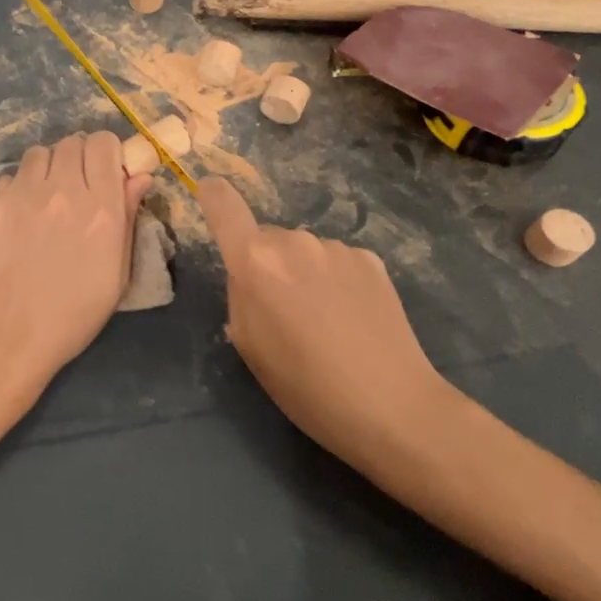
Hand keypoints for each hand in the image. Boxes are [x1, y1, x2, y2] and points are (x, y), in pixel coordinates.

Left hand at [0, 132, 153, 392]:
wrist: (7, 338)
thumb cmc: (72, 316)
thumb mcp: (117, 275)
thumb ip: (126, 219)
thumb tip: (138, 177)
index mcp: (100, 210)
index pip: (104, 144)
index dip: (105, 152)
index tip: (103, 168)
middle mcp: (61, 192)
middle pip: (71, 143)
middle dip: (77, 158)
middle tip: (74, 185)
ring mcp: (20, 195)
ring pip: (37, 154)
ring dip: (45, 169)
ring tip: (42, 199)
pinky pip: (6, 178)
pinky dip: (14, 190)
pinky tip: (14, 219)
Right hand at [198, 176, 448, 459]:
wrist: (393, 407)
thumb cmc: (305, 385)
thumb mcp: (248, 344)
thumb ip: (239, 294)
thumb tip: (248, 274)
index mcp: (254, 261)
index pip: (223, 204)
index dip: (210, 193)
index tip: (207, 192)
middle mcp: (295, 241)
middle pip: (266, 238)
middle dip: (265, 262)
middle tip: (280, 310)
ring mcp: (337, 248)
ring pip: (302, 251)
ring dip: (302, 272)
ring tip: (322, 320)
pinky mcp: (372, 260)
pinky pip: (336, 261)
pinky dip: (334, 280)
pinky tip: (351, 318)